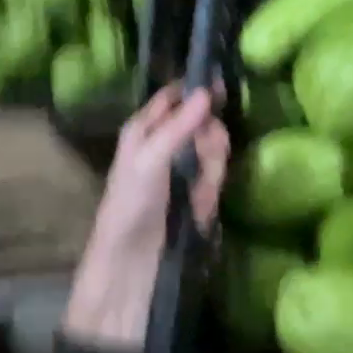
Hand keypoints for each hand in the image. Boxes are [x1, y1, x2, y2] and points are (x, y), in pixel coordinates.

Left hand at [62, 85, 229, 352]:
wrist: (133, 265)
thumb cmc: (131, 205)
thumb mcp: (151, 158)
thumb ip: (180, 125)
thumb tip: (207, 91)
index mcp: (144, 127)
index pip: (176, 95)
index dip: (197, 89)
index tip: (222, 88)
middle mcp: (166, 143)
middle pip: (203, 122)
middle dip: (210, 138)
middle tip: (208, 153)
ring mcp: (184, 169)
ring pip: (214, 150)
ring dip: (212, 168)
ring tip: (199, 194)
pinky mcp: (199, 194)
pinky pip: (216, 178)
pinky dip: (211, 191)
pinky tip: (201, 207)